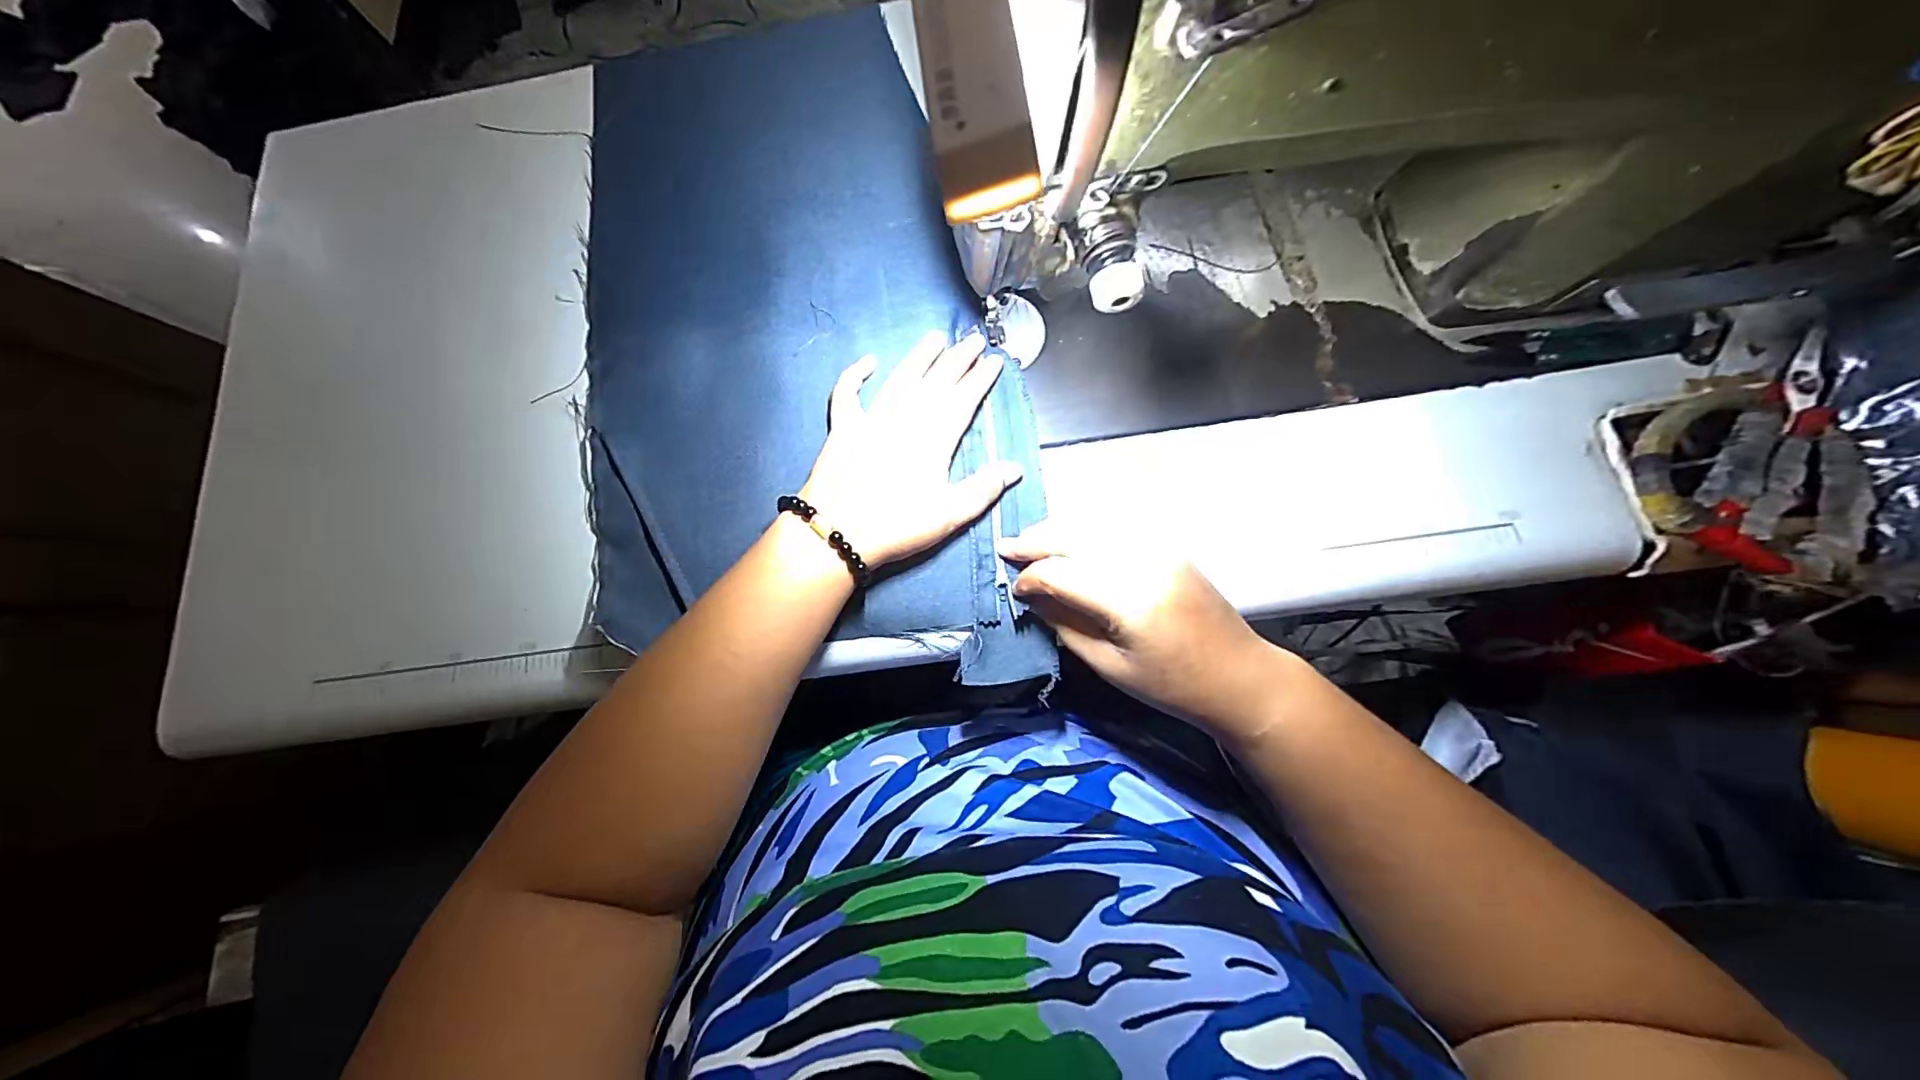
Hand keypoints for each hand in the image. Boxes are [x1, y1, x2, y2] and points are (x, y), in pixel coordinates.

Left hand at [799, 331, 1022, 567]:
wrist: (837, 533)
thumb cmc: (896, 526)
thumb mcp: (949, 515)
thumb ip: (983, 489)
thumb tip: (1014, 469)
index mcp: (934, 440)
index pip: (963, 400)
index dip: (981, 379)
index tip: (995, 362)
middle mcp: (904, 420)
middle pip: (935, 381)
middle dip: (958, 359)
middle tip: (974, 340)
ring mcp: (871, 420)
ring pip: (900, 378)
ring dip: (919, 357)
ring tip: (935, 338)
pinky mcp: (843, 428)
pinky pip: (847, 394)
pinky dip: (856, 375)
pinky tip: (868, 362)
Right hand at [998, 521, 1294, 742]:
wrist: (1239, 676)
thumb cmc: (1173, 686)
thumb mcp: (1110, 666)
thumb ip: (1065, 625)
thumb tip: (1032, 597)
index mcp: (1130, 600)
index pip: (1062, 572)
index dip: (1031, 577)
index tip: (1015, 589)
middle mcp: (1144, 562)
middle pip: (1076, 535)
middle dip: (1037, 540)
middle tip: (1007, 548)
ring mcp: (1160, 549)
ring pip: (1095, 523)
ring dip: (1059, 529)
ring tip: (1032, 542)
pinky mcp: (1168, 547)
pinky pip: (1117, 527)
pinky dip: (1087, 528)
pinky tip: (1070, 539)